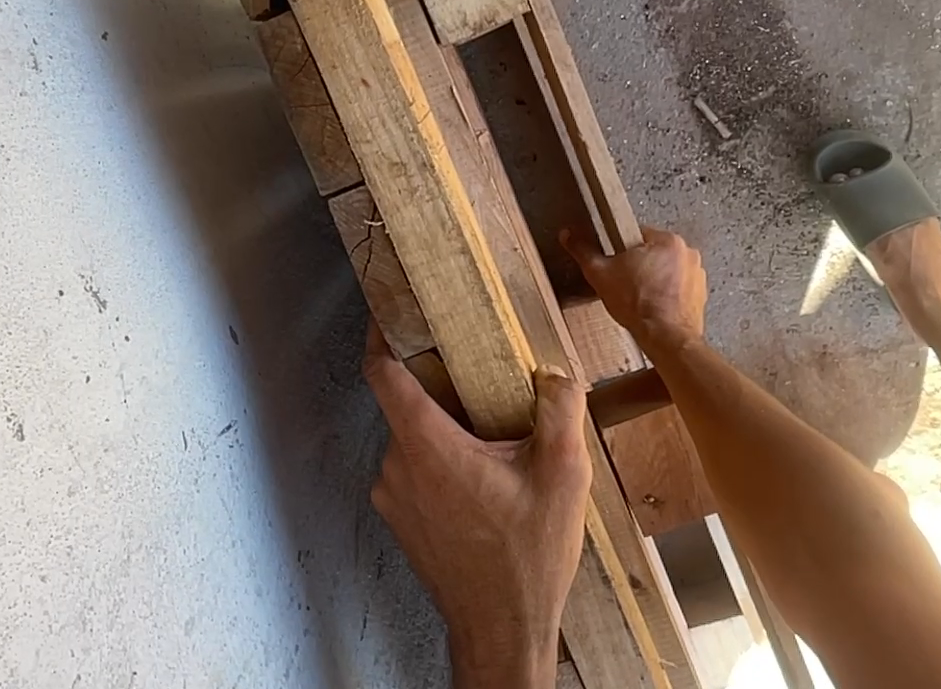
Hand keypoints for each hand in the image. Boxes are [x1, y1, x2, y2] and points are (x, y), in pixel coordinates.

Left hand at [362, 325, 590, 688]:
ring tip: (491, 441)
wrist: (502, 632)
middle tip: (478, 383)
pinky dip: (438, 460)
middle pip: (405, 404)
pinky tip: (481, 479)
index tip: (384, 308)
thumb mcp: (562, 476)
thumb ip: (559, 410)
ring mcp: (392, 496)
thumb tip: (553, 372)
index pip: (382, 373)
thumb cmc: (527, 556)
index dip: (378, 335)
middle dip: (438, 388)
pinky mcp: (399, 519)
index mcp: (426, 445)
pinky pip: (412, 470)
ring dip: (443, 429)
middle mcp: (397, 466)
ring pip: (412, 438)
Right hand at [562, 225, 707, 355]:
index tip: (614, 263)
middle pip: (652, 251)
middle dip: (638, 265)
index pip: (636, 234)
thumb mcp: (599, 274)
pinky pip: (678, 287)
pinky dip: (667, 293)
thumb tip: (568, 236)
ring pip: (666, 269)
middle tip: (623, 282)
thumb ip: (583, 251)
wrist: (666, 339)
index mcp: (666, 240)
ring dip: (654, 278)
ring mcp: (697, 274)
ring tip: (637, 296)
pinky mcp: (700, 294)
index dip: (619, 249)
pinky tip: (652, 305)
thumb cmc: (638, 306)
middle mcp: (687, 252)